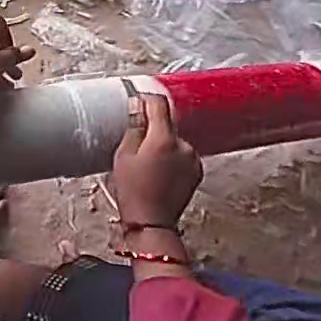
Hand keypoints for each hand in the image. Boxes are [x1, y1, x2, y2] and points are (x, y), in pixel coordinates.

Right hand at [108, 93, 202, 233]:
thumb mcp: (123, 155)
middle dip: (153, 127)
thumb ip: (134, 127)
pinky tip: (157, 171)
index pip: (159, 104)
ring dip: (163, 143)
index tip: (138, 98)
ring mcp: (193, 159)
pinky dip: (172, 157)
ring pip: (175, 140)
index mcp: (164, 139)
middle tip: (136, 142)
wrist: (151, 222)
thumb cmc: (133, 191)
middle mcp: (184, 146)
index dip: (146, 98)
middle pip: (168, 124)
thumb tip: (137, 106)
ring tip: (146, 162)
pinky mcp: (196, 171)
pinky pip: (182, 154)